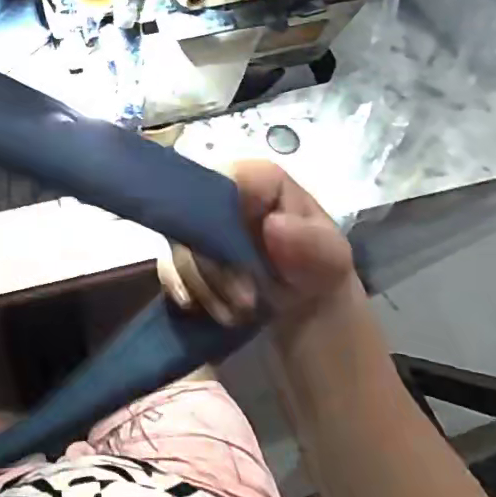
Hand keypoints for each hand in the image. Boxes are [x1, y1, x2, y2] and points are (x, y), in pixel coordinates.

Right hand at [157, 161, 358, 326]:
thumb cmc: (318, 276)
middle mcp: (221, 198)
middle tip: (246, 300)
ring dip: (203, 285)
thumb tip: (273, 225)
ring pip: (178, 244)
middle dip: (214, 262)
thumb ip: (309, 243)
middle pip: (193, 214)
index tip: (241, 259)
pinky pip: (166, 267)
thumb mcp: (329, 261)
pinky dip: (180, 290)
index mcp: (258, 182)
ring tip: (237, 315)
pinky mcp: (183, 258)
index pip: (222, 178)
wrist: (306, 318)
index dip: (222, 215)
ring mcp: (198, 228)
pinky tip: (200, 309)